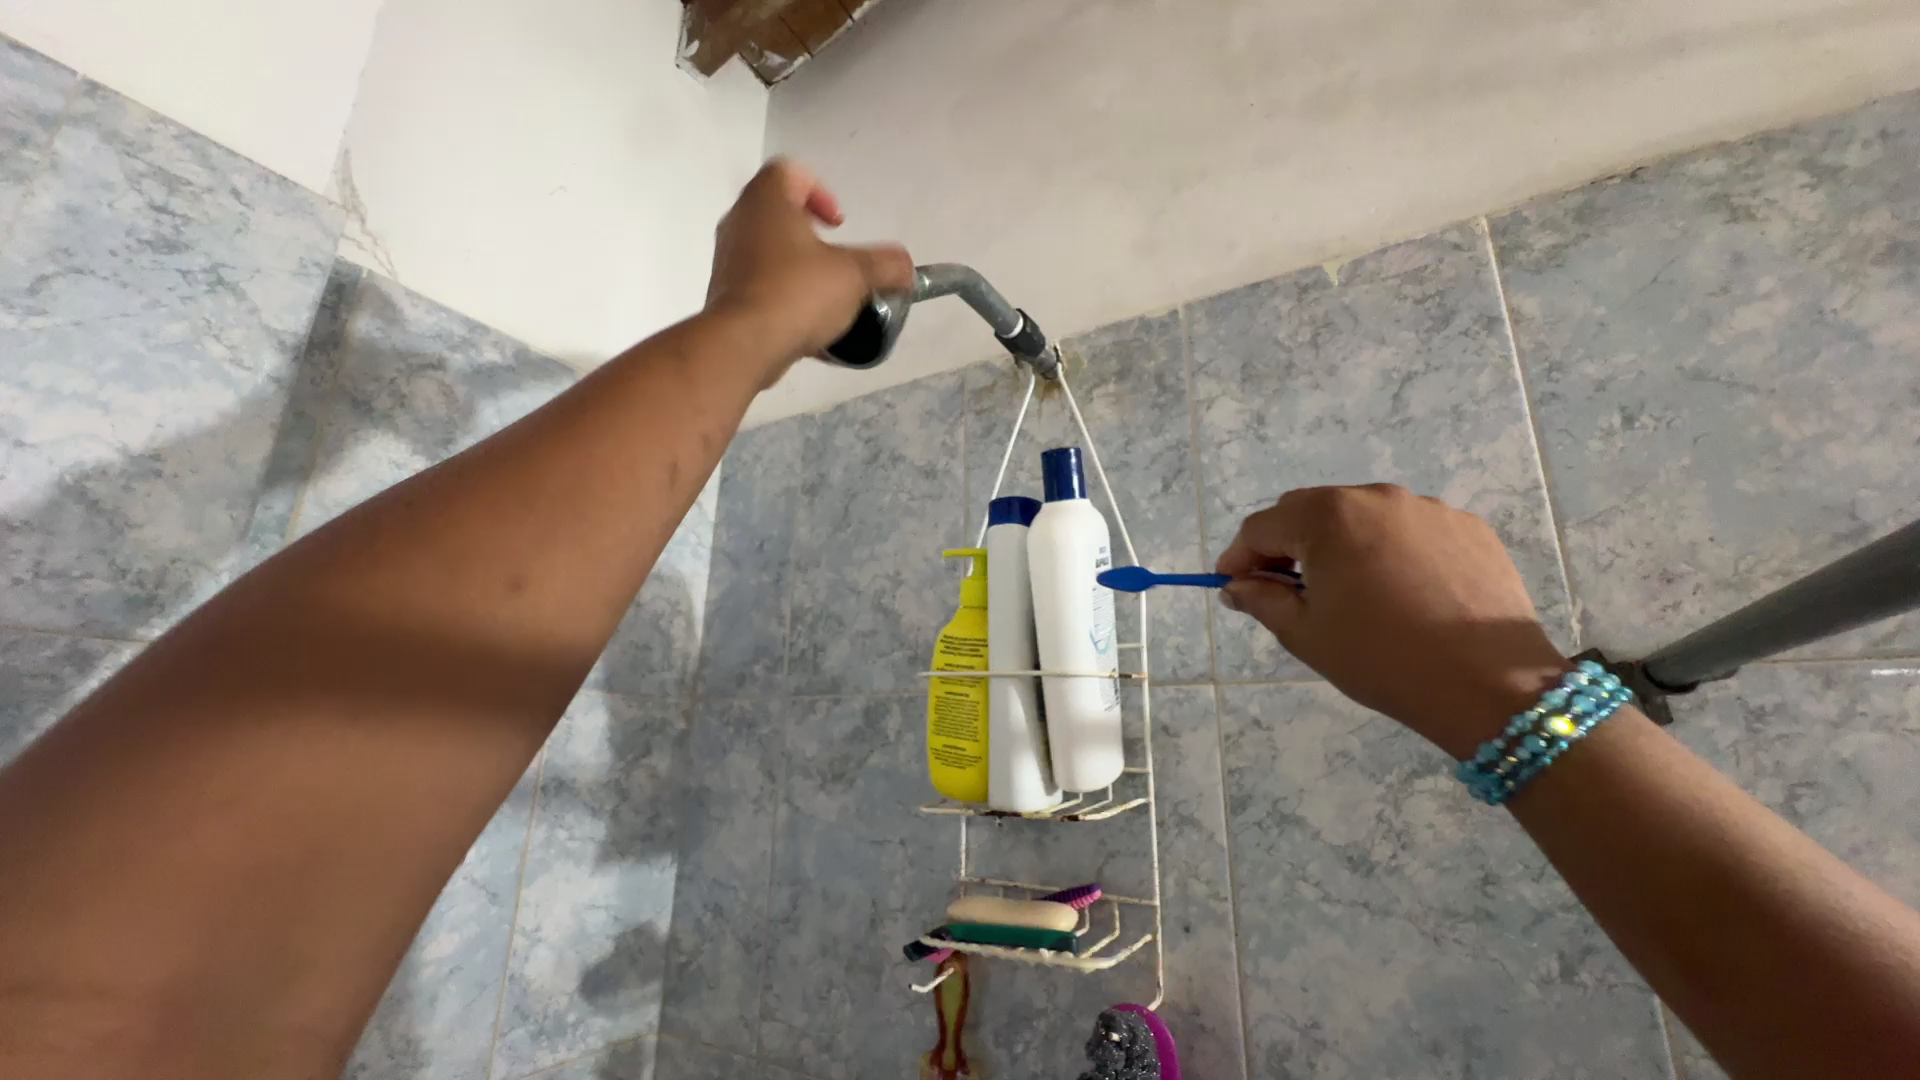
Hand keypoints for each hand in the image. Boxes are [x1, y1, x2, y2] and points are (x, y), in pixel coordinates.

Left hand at [704, 158, 913, 379]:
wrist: (743, 345)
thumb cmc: (797, 294)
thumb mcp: (855, 276)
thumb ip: (886, 266)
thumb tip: (905, 267)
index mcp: (766, 200)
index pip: (789, 172)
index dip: (820, 192)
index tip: (839, 225)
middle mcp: (740, 222)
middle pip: (779, 214)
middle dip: (813, 237)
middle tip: (837, 262)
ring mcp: (728, 261)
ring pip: (770, 254)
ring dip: (800, 271)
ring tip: (827, 299)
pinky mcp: (726, 297)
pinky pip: (762, 288)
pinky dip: (786, 300)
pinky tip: (810, 329)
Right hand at [1216, 484, 1570, 758]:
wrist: (1491, 684)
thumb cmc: (1381, 658)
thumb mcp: (1305, 634)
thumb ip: (1261, 600)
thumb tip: (1237, 586)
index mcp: (1327, 517)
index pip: (1262, 527)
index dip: (1239, 556)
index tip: (1232, 585)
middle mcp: (1375, 497)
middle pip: (1309, 511)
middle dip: (1286, 544)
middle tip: (1283, 588)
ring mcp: (1427, 508)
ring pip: (1360, 516)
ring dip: (1338, 544)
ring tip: (1346, 591)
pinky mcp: (1467, 527)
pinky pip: (1407, 529)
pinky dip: (1386, 550)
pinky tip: (1398, 592)